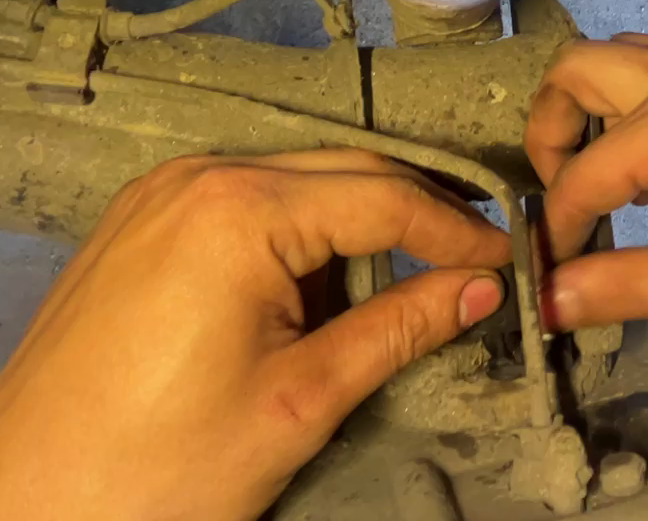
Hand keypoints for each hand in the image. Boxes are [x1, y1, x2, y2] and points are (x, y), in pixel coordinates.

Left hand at [0, 150, 509, 520]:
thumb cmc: (158, 475)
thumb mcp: (298, 401)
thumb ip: (399, 329)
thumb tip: (484, 288)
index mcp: (241, 207)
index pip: (382, 197)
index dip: (454, 228)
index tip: (506, 258)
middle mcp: (203, 171)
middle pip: (344, 172)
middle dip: (414, 212)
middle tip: (472, 256)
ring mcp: (164, 187)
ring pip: (298, 178)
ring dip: (358, 217)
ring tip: (406, 268)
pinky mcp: (141, 214)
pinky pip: (248, 195)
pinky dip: (299, 224)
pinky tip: (317, 274)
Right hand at [527, 34, 647, 355]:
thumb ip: (629, 285)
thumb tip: (552, 299)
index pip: (583, 173)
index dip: (557, 228)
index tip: (551, 273)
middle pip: (578, 69)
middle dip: (547, 127)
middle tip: (556, 191)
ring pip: (620, 58)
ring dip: (590, 106)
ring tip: (600, 175)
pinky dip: (631, 104)